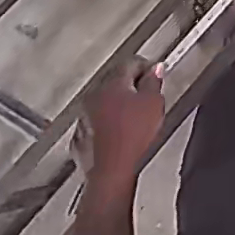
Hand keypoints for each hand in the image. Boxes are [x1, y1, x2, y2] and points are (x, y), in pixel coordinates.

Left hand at [75, 62, 164, 194]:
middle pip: (115, 81)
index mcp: (112, 84)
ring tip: (135, 118)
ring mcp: (83, 117)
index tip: (155, 75)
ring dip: (117, 105)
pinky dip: (106, 124)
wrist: (111, 172)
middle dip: (131, 85)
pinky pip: (95, 123)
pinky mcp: (80, 137)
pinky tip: (119, 134)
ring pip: (103, 102)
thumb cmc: (133, 135)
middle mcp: (93, 96)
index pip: (130, 62)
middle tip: (148, 96)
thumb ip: (154, 81)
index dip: (146, 67)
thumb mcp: (154, 103)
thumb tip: (154, 69)